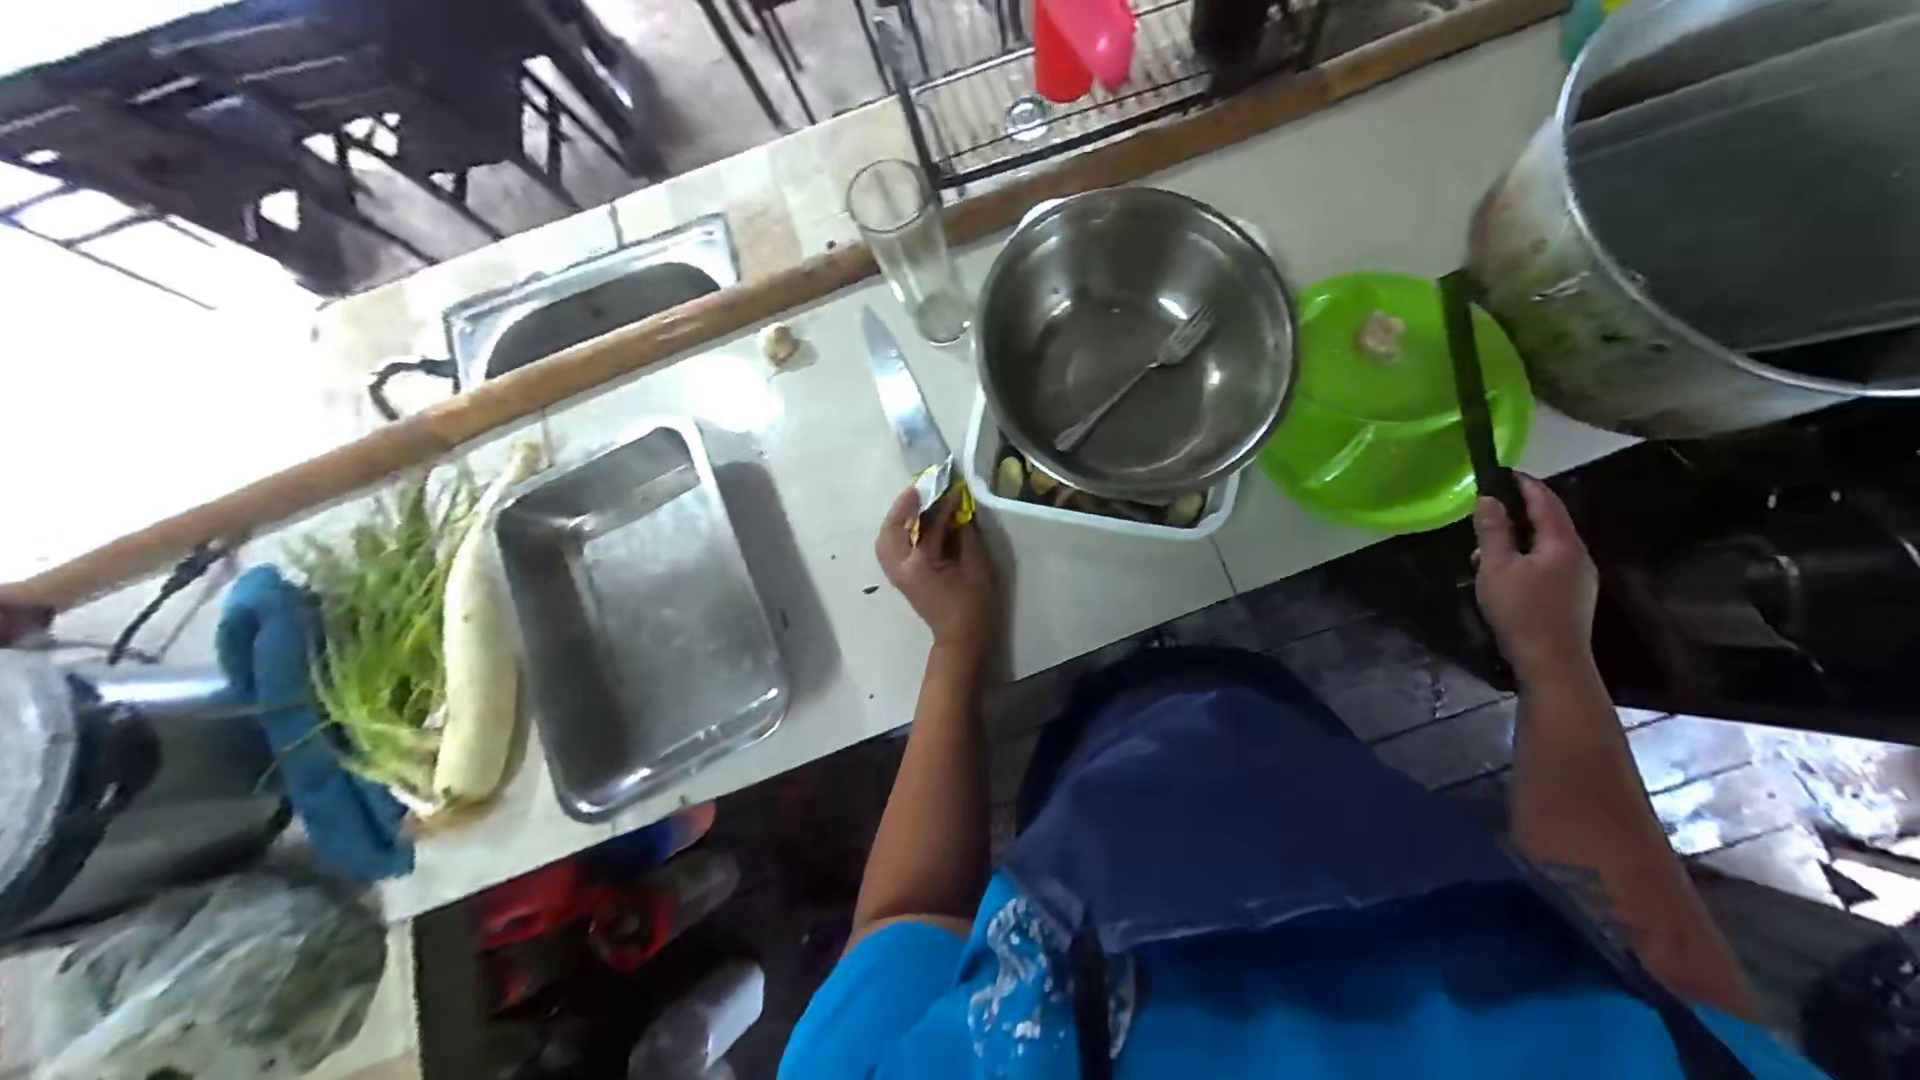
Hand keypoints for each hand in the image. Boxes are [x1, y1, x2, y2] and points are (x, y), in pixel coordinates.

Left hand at [875, 485, 996, 657]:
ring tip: (913, 502)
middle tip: (920, 488)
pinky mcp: (899, 578)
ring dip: (897, 518)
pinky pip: (889, 548)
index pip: (929, 525)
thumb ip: (965, 534)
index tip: (952, 486)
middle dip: (904, 506)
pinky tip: (911, 523)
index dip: (942, 504)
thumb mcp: (977, 565)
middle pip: (892, 528)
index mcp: (920, 563)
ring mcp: (896, 574)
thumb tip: (959, 509)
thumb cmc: (974, 604)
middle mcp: (901, 567)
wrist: (961, 638)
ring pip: (885, 538)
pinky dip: (896, 532)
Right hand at [1473, 474, 1597, 686]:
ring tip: (1485, 549)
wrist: (1551, 660)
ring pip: (1546, 545)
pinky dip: (1524, 557)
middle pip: (1549, 523)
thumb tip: (1488, 499)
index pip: (1546, 503)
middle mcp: (1578, 555)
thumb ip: (1493, 532)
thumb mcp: (1496, 567)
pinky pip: (1547, 563)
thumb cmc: (1521, 610)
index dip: (1526, 485)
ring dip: (1517, 540)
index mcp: (1563, 544)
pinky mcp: (1572, 594)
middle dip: (1518, 513)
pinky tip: (1502, 573)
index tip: (1504, 472)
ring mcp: (1579, 576)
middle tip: (1487, 510)